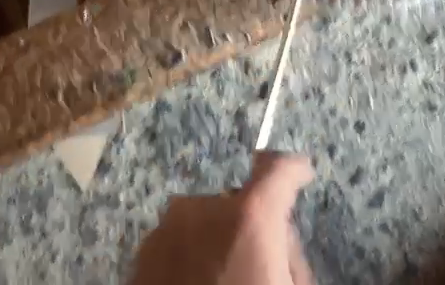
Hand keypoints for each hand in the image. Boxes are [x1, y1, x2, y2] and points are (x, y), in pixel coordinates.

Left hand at [129, 152, 316, 284]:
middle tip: (264, 271)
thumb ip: (290, 259)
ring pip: (206, 222)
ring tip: (225, 284)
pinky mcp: (142, 255)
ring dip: (220, 243)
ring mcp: (168, 230)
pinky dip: (191, 258)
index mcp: (249, 219)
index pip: (278, 170)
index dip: (294, 170)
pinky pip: (178, 241)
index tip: (302, 173)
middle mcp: (205, 209)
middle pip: (241, 203)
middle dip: (255, 228)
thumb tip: (281, 242)